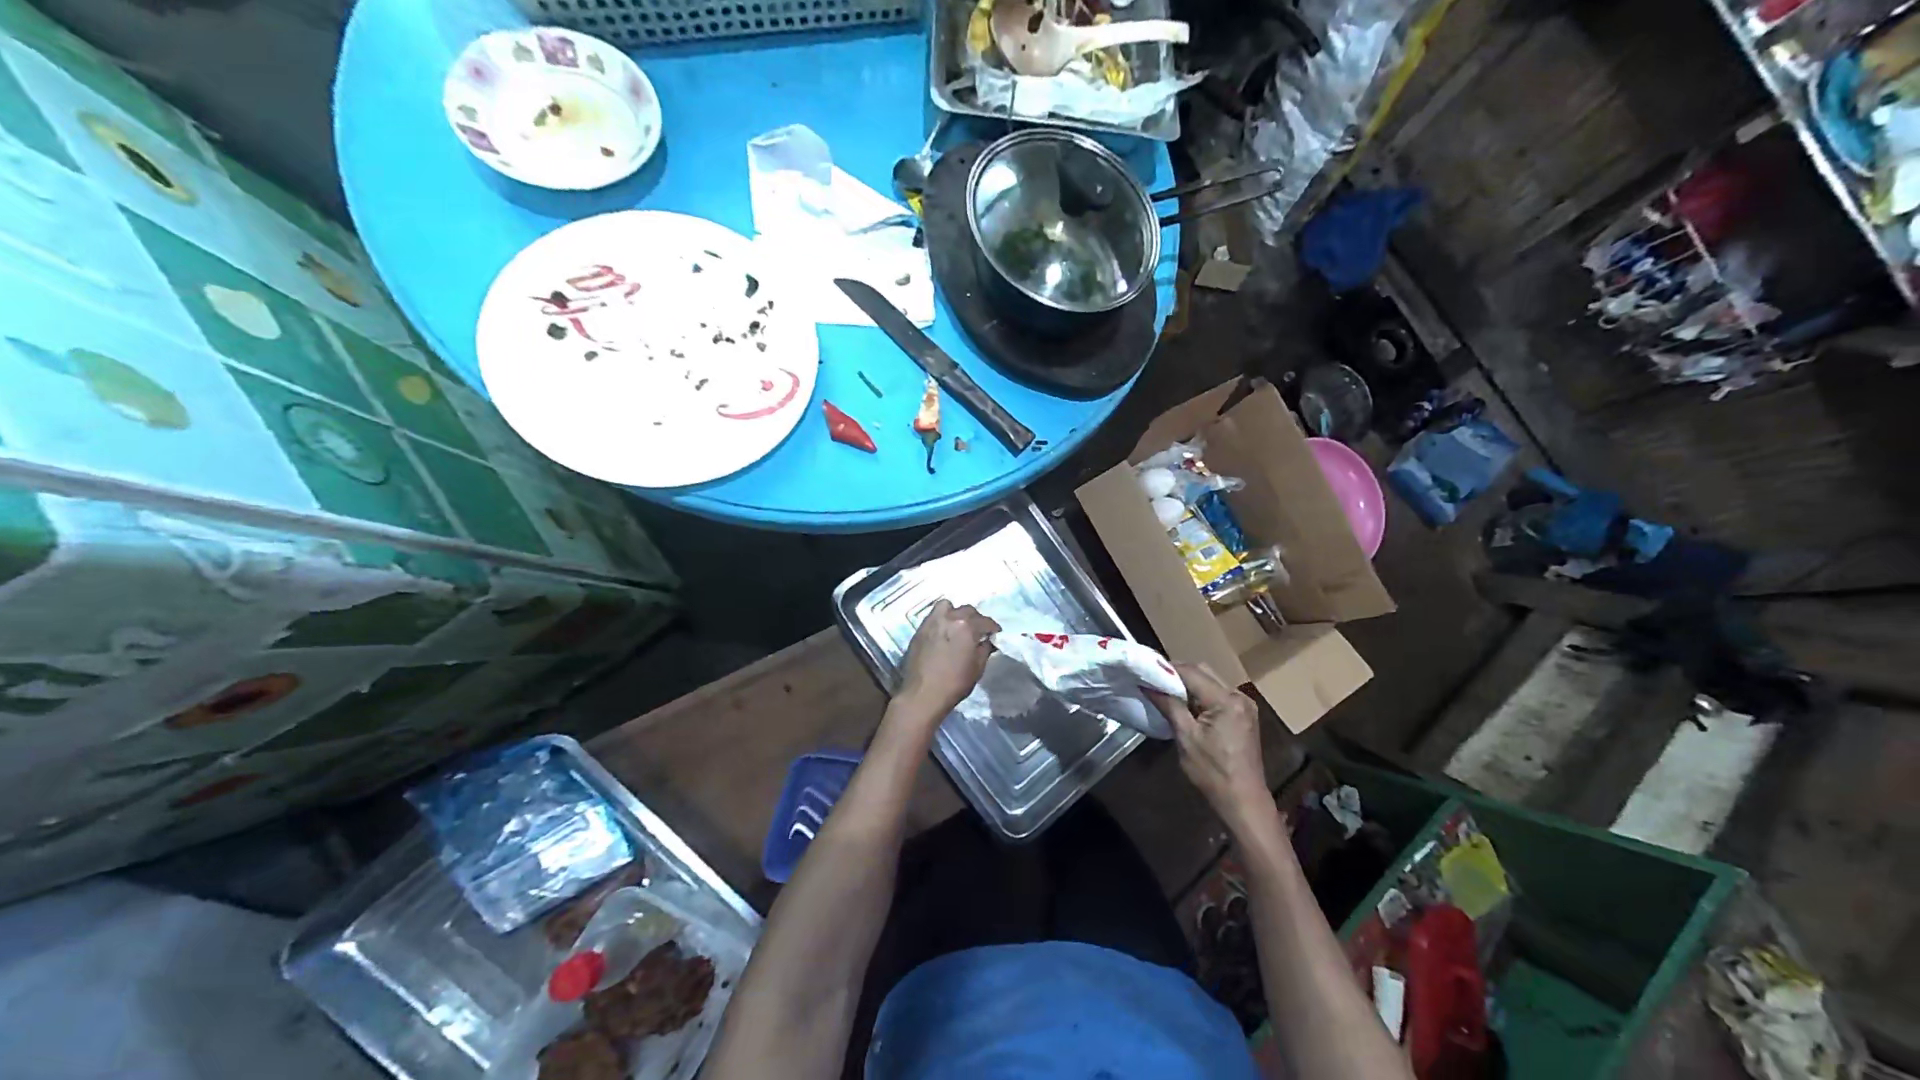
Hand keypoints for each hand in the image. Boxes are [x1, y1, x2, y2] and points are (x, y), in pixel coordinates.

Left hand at [894, 600, 999, 720]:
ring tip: (958, 625)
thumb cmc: (954, 683)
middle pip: (967, 610)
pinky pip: (933, 615)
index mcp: (966, 627)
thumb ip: (984, 650)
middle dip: (976, 619)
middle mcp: (949, 618)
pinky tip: (944, 631)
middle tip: (978, 630)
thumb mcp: (977, 668)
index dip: (993, 628)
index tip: (995, 633)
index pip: (985, 621)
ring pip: (947, 606)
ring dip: (956, 612)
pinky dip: (941, 618)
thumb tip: (986, 641)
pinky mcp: (920, 629)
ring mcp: (932, 622)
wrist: (923, 694)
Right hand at [1146, 663, 1272, 831]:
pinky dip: (1201, 696)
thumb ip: (1169, 706)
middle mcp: (1239, 696)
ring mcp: (1244, 706)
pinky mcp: (1244, 716)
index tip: (1145, 671)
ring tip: (1166, 694)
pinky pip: (1219, 695)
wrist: (1243, 800)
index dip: (1167, 669)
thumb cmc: (1212, 772)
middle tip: (1154, 683)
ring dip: (1189, 685)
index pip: (1191, 672)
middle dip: (1178, 675)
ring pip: (1211, 682)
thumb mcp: (1185, 737)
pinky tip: (1186, 707)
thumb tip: (1148, 685)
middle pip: (1204, 672)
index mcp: (1226, 700)